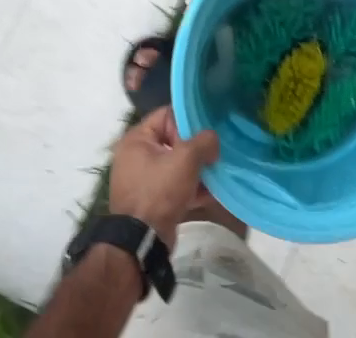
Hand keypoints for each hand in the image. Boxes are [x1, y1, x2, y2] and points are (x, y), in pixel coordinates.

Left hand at [108, 107, 219, 246]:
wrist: (142, 242)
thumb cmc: (160, 190)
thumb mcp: (186, 158)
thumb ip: (204, 140)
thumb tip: (213, 140)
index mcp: (137, 139)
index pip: (167, 115)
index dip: (189, 120)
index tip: (209, 129)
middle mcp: (136, 157)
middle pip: (174, 141)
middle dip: (198, 148)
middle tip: (216, 151)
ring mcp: (144, 180)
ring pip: (177, 165)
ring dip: (198, 169)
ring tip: (218, 171)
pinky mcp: (152, 201)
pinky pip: (176, 186)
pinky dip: (192, 188)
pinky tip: (213, 192)